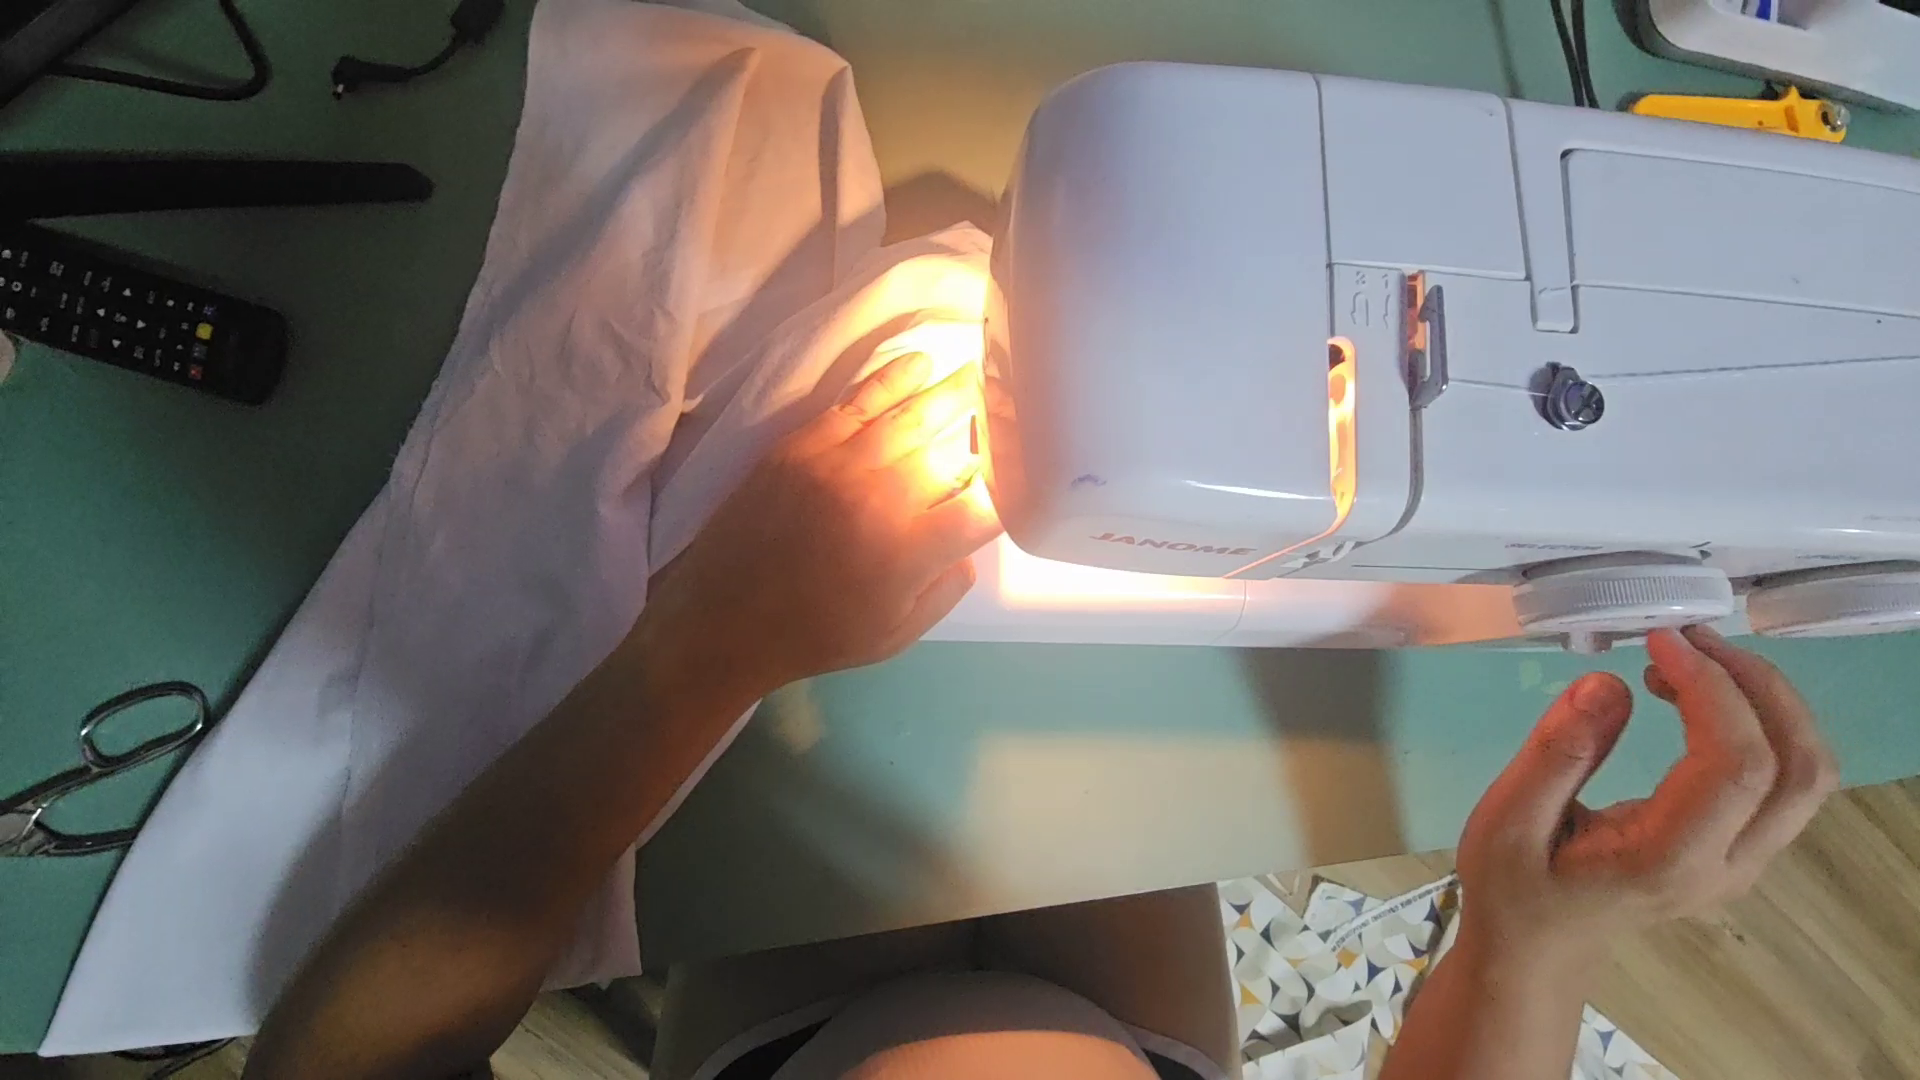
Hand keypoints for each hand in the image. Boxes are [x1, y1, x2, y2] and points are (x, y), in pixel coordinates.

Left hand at [632, 350, 1001, 704]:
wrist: (724, 621)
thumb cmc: (817, 636)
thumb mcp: (897, 635)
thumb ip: (947, 590)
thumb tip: (970, 545)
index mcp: (910, 553)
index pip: (983, 506)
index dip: (1011, 490)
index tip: (1021, 478)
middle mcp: (882, 499)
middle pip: (952, 451)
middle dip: (989, 430)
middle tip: (1013, 406)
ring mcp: (839, 464)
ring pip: (910, 417)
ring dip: (952, 393)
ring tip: (981, 372)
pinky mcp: (802, 445)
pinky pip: (856, 401)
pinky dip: (891, 379)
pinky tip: (920, 363)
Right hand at [1454, 626, 1838, 974]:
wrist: (1536, 946)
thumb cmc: (1513, 884)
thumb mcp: (1507, 818)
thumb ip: (1556, 753)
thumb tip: (1607, 683)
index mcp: (1670, 858)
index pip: (1736, 767)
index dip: (1712, 693)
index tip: (1658, 642)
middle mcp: (1730, 864)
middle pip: (1799, 769)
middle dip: (1757, 687)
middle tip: (1686, 638)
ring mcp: (1744, 861)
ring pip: (1805, 774)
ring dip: (1764, 702)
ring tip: (1689, 658)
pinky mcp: (1737, 849)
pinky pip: (1781, 780)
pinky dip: (1755, 724)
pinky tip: (1693, 697)